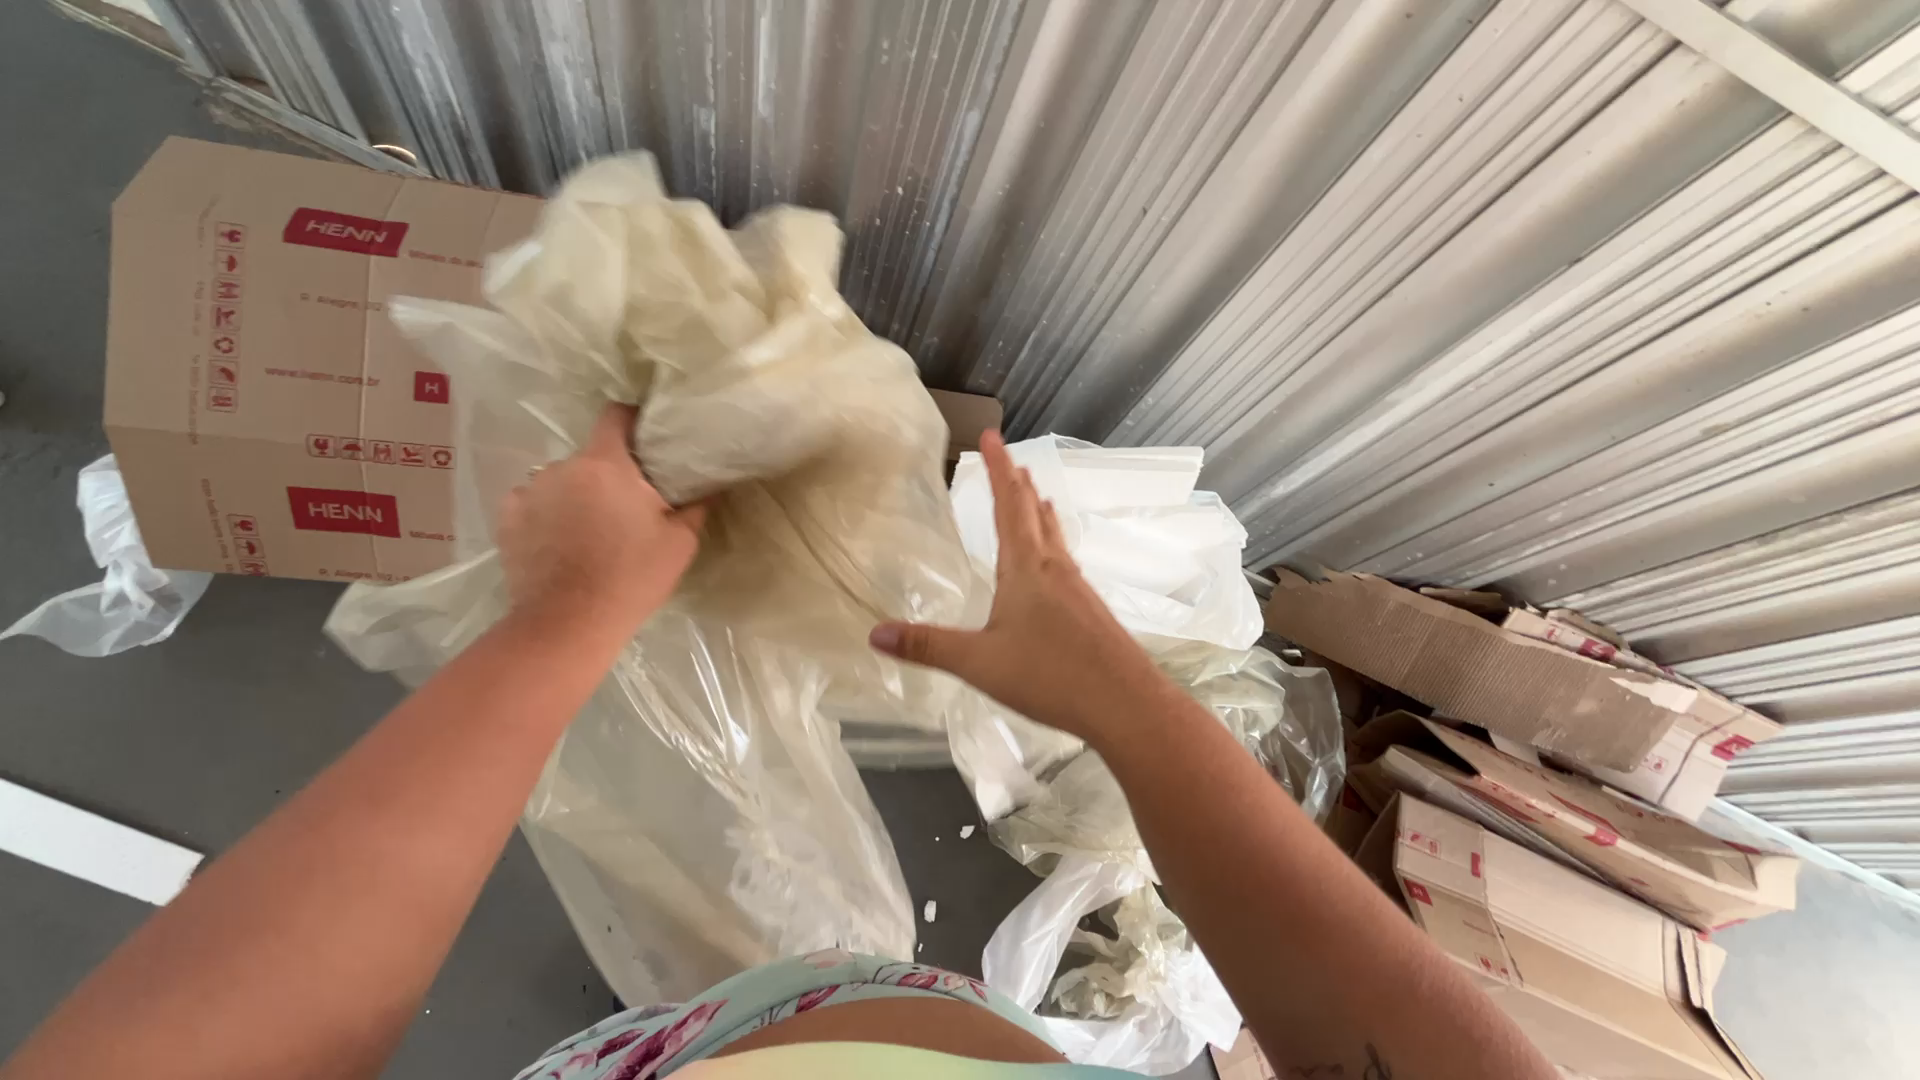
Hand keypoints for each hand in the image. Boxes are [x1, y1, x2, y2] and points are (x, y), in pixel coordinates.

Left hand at [496, 402, 705, 637]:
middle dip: (608, 475)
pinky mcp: (506, 519)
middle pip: (591, 457)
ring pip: (561, 481)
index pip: (615, 416)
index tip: (647, 439)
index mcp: (606, 464)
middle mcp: (562, 467)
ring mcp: (528, 491)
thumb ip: (694, 506)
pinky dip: (547, 515)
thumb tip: (707, 485)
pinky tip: (559, 543)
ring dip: (576, 495)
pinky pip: (533, 504)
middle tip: (626, 508)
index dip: (633, 422)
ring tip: (590, 531)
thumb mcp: (680, 543)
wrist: (568, 623)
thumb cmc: (631, 577)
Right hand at [868, 430, 1175, 742]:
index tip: (992, 436)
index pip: (1008, 505)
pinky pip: (1066, 562)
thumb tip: (874, 633)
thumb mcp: (978, 662)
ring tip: (1036, 497)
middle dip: (1018, 484)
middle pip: (1034, 515)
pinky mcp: (1091, 611)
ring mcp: (1078, 589)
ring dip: (1039, 513)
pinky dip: (1053, 544)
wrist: (1126, 703)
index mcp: (1026, 568)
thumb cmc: (1050, 675)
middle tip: (1011, 461)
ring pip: (1054, 538)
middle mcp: (1055, 568)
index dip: (998, 469)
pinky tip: (1054, 566)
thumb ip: (927, 646)